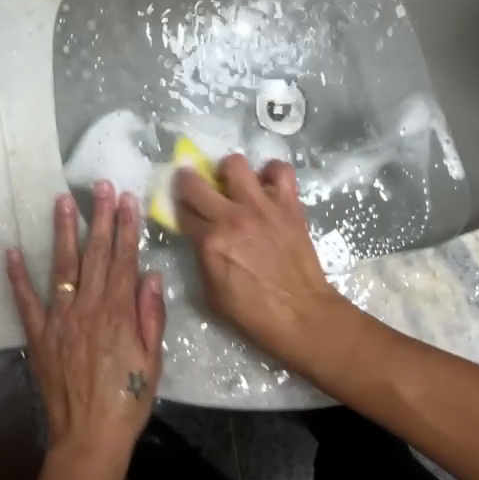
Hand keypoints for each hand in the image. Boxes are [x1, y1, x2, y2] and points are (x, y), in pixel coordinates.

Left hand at [6, 181, 166, 467]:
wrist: (90, 437)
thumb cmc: (128, 398)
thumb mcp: (153, 358)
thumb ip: (151, 314)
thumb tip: (152, 274)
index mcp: (118, 311)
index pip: (124, 258)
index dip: (126, 226)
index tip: (127, 198)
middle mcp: (88, 306)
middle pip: (95, 253)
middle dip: (100, 216)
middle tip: (100, 186)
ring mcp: (61, 318)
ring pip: (63, 266)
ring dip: (64, 231)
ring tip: (63, 200)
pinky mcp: (39, 334)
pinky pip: (26, 301)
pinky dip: (18, 276)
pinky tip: (11, 251)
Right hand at [174, 155, 348, 365]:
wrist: (301, 315)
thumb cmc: (253, 313)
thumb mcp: (211, 294)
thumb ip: (201, 259)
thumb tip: (199, 239)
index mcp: (210, 241)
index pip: (182, 211)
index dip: (178, 208)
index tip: (181, 208)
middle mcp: (232, 217)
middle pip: (194, 181)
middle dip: (187, 181)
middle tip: (195, 187)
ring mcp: (262, 207)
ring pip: (235, 164)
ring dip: (229, 171)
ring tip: (234, 184)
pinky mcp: (289, 205)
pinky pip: (281, 171)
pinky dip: (273, 172)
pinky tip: (268, 185)